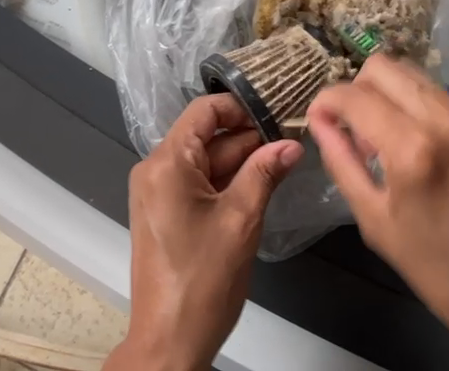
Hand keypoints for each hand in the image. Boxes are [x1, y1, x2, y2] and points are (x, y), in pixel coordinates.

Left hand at [106, 93, 302, 370]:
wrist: (168, 343)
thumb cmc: (203, 279)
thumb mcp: (241, 220)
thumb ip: (265, 173)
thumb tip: (292, 143)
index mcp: (166, 162)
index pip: (204, 110)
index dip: (241, 106)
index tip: (277, 111)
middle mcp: (155, 169)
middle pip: (207, 136)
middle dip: (248, 137)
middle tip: (292, 137)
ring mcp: (158, 192)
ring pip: (206, 161)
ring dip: (242, 160)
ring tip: (285, 158)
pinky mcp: (165, 213)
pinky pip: (198, 182)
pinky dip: (227, 181)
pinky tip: (261, 182)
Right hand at [306, 57, 448, 370]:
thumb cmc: (434, 265)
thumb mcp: (373, 219)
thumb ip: (341, 162)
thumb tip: (319, 123)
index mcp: (411, 149)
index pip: (353, 96)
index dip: (325, 102)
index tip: (318, 121)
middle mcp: (441, 119)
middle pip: (381, 67)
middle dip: (355, 89)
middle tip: (352, 128)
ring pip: (409, 72)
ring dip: (384, 92)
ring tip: (381, 134)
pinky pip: (434, 92)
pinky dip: (412, 103)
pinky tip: (410, 139)